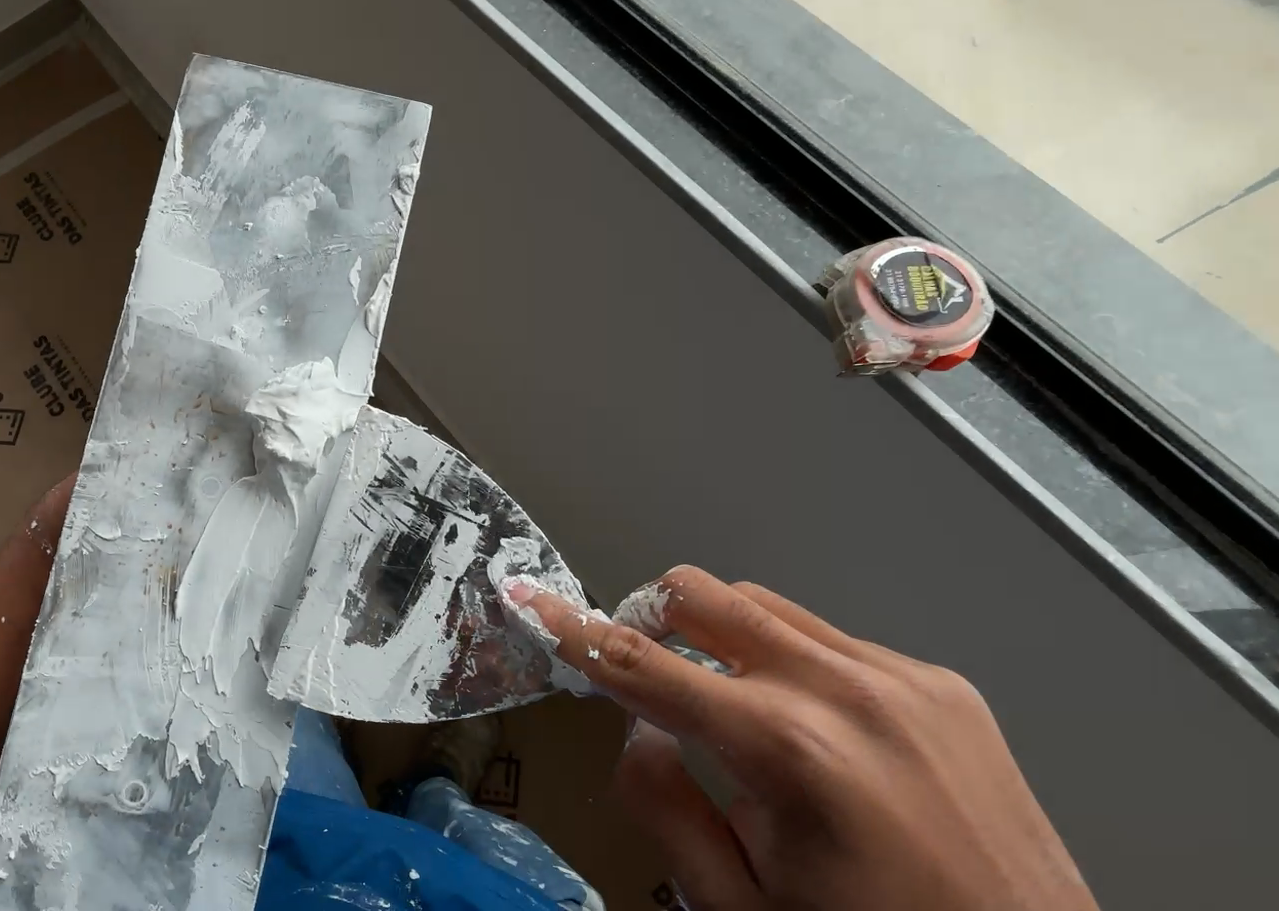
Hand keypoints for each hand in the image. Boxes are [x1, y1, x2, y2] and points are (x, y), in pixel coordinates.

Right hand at [500, 567, 1097, 910]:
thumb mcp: (736, 909)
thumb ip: (663, 804)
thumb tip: (640, 725)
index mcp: (787, 749)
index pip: (642, 665)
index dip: (573, 628)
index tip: (528, 596)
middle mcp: (847, 690)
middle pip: (704, 594)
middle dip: (652, 619)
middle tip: (643, 672)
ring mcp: (905, 678)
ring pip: (762, 605)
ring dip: (720, 639)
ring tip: (732, 711)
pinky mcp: (944, 685)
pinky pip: (829, 639)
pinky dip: (788, 662)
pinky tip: (810, 731)